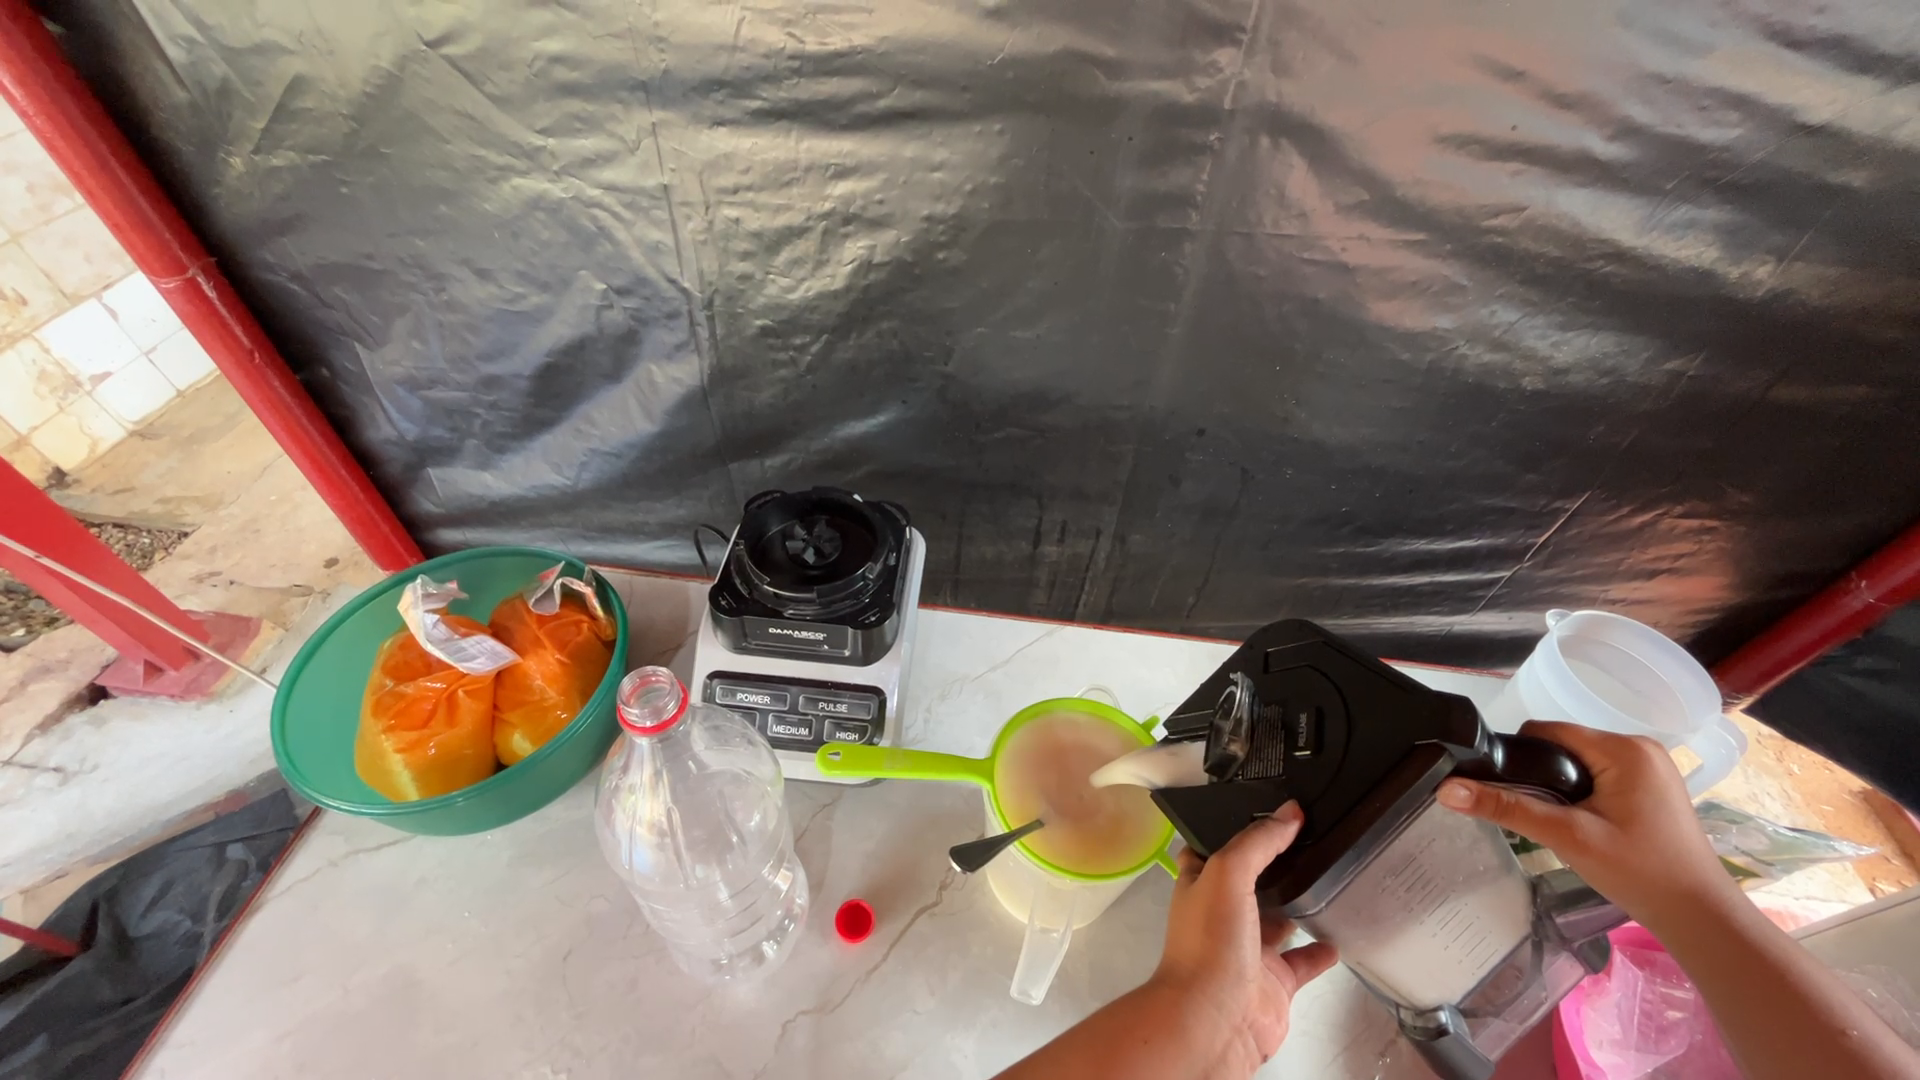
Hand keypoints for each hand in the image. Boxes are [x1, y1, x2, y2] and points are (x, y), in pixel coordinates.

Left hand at [1148, 801, 1338, 1072]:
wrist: (1215, 1020)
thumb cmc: (1210, 941)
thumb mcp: (1227, 874)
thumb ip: (1257, 842)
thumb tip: (1289, 811)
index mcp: (1200, 882)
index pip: (1214, 844)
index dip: (1234, 825)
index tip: (1266, 805)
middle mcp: (1222, 912)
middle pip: (1250, 879)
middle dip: (1274, 862)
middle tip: (1311, 836)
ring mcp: (1249, 948)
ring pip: (1278, 918)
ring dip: (1298, 901)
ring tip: (1330, 874)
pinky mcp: (1275, 982)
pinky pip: (1302, 961)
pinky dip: (1321, 950)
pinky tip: (1340, 934)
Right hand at [1436, 720, 1737, 930]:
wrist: (1701, 918)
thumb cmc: (1638, 871)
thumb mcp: (1566, 836)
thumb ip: (1505, 807)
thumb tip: (1445, 788)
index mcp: (1623, 748)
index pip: (1544, 731)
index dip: (1517, 756)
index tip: (1510, 792)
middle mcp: (1639, 746)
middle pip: (1559, 744)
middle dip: (1539, 773)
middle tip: (1538, 813)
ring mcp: (1648, 766)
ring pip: (1575, 759)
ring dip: (1557, 784)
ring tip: (1557, 820)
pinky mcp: (1651, 784)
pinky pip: (1596, 772)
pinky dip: (1579, 791)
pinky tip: (1580, 821)